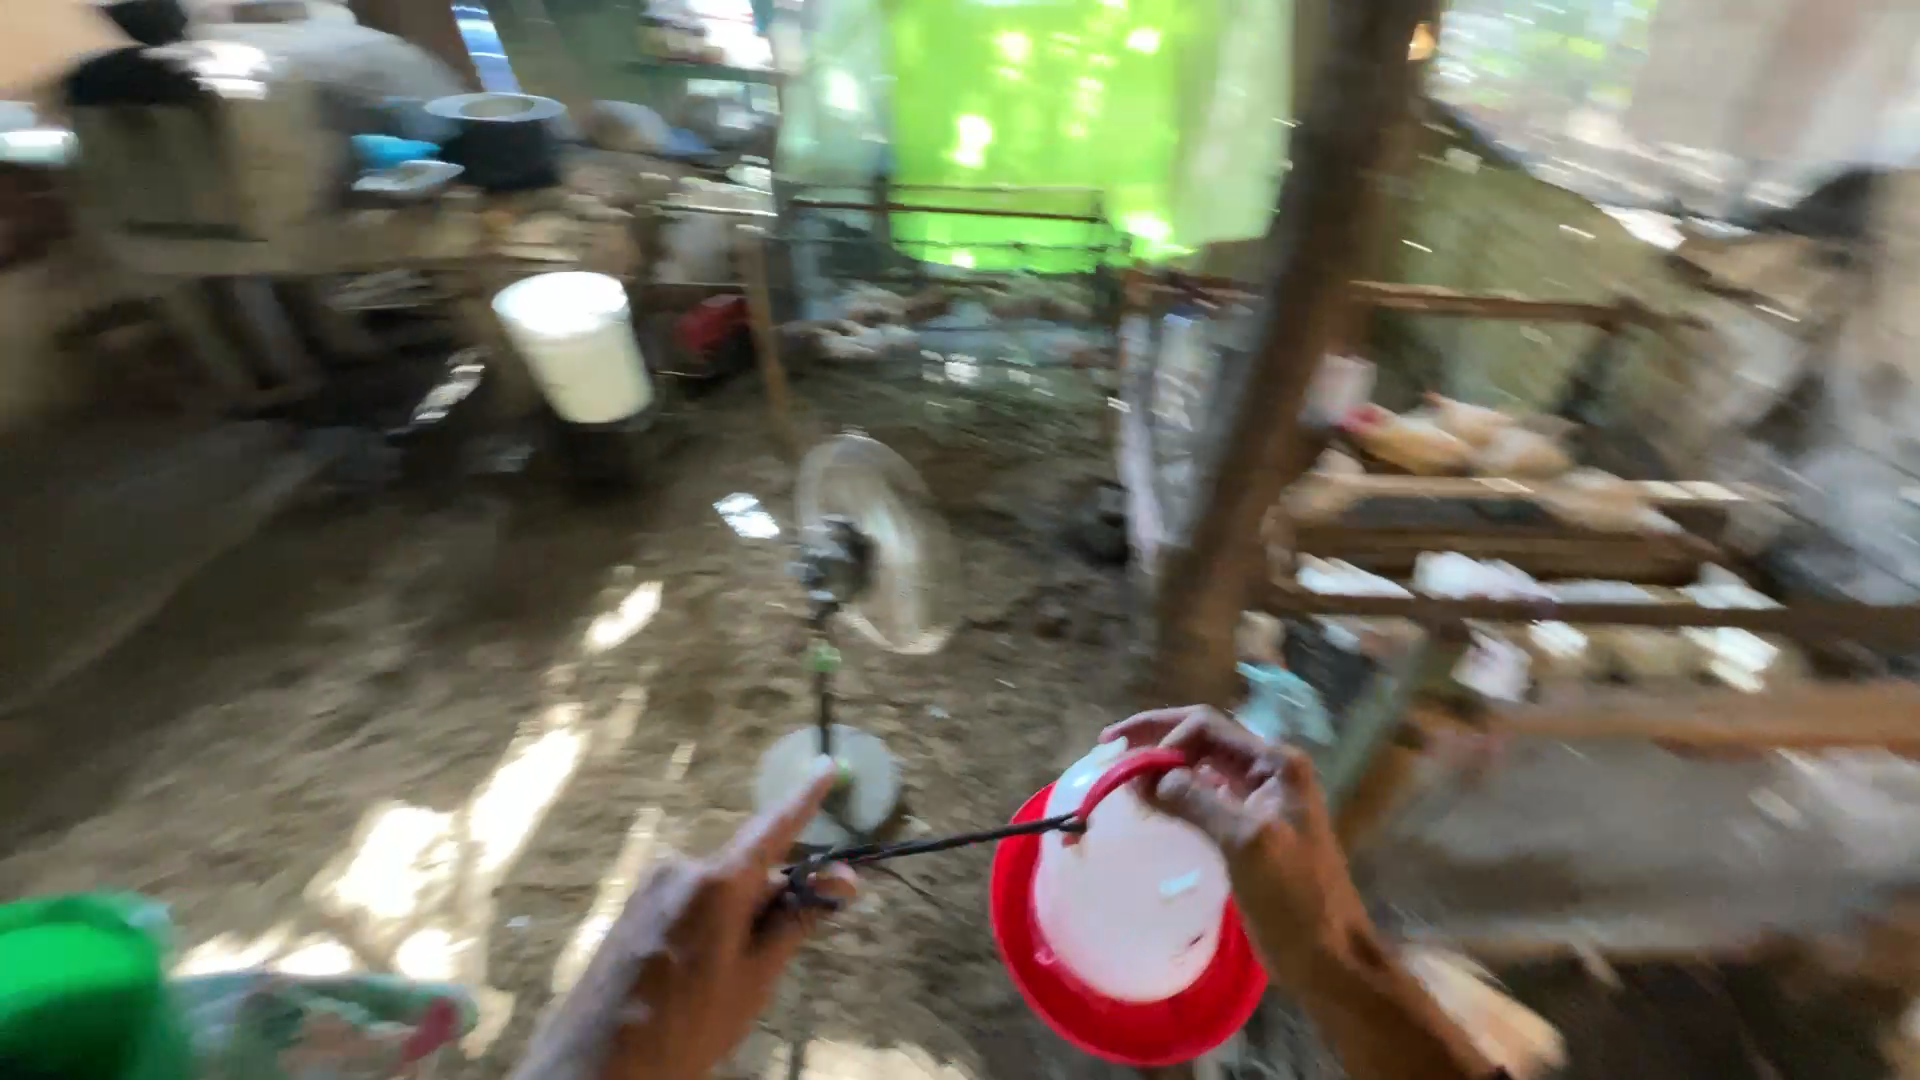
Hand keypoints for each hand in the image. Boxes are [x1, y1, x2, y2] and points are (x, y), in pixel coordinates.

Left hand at [519, 758, 854, 1079]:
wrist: (590, 1072)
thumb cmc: (687, 1028)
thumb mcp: (754, 978)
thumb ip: (797, 919)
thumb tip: (843, 879)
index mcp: (718, 882)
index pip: (775, 826)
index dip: (806, 797)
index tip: (827, 766)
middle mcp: (684, 866)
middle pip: (750, 866)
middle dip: (774, 894)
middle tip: (788, 939)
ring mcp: (654, 882)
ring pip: (720, 885)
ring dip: (739, 911)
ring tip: (729, 973)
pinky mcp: (635, 901)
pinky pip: (691, 896)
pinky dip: (710, 918)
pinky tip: (699, 967)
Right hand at [1101, 706, 1372, 993]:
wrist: (1331, 959)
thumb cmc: (1296, 899)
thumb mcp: (1245, 842)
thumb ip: (1196, 800)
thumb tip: (1145, 776)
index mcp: (1275, 763)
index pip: (1207, 726)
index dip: (1165, 737)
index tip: (1133, 767)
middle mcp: (1268, 770)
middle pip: (1202, 736)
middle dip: (1156, 737)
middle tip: (1110, 744)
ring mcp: (1259, 798)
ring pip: (1200, 764)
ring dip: (1162, 763)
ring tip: (1124, 771)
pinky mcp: (1248, 825)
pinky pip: (1204, 793)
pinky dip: (1174, 790)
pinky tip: (1152, 801)